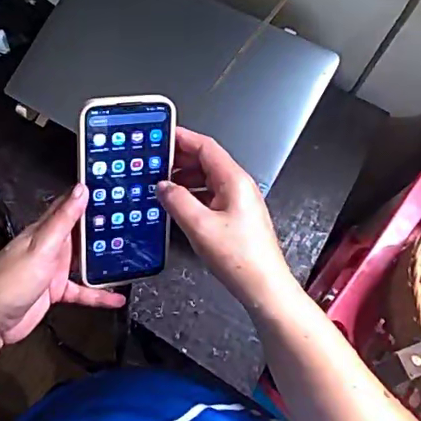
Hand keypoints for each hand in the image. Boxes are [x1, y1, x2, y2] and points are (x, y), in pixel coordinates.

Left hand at [0, 185, 126, 351]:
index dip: (89, 197)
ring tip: (127, 259)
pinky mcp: (54, 290)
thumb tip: (80, 191)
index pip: (70, 206)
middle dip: (103, 230)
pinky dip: (98, 294)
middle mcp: (49, 247)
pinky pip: (82, 290)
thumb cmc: (6, 283)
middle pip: (82, 234)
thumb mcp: (41, 248)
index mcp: (44, 231)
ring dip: (103, 262)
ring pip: (85, 262)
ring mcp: (52, 269)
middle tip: (129, 224)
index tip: (111, 189)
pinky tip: (115, 297)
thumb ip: (62, 220)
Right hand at [156, 127, 295, 307]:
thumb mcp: (200, 226)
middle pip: (207, 161)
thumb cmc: (242, 259)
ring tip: (163, 184)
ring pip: (208, 180)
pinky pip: (211, 197)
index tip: (164, 134)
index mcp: (234, 181)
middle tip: (157, 161)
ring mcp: (239, 203)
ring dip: (185, 179)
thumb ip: (177, 201)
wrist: (264, 286)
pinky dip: (193, 195)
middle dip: (180, 159)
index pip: (206, 146)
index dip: (183, 138)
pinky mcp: (236, 218)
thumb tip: (164, 187)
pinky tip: (179, 206)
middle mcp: (239, 187)